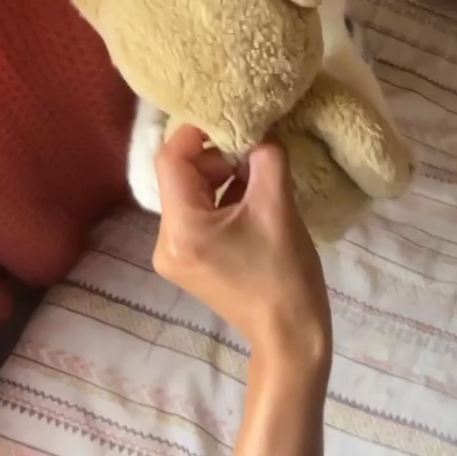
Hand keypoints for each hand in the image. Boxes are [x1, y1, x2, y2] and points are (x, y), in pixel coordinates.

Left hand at [152, 126, 330, 371]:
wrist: (290, 333)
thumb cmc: (285, 273)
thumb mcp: (278, 207)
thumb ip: (266, 159)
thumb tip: (260, 130)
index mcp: (181, 228)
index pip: (171, 160)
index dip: (197, 132)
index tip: (233, 122)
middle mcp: (165, 242)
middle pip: (182, 177)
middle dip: (218, 158)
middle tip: (258, 157)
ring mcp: (175, 255)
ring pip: (193, 195)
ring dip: (225, 178)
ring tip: (261, 180)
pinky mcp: (191, 262)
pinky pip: (200, 215)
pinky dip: (224, 200)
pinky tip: (255, 202)